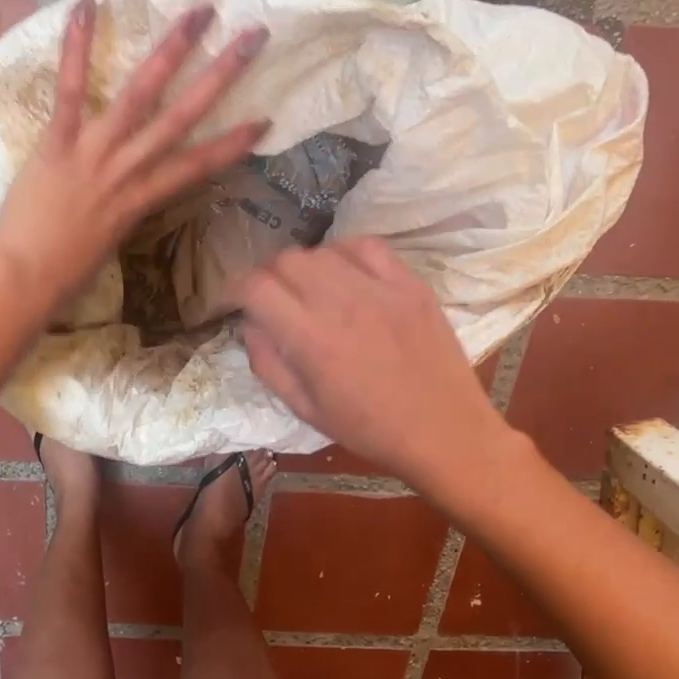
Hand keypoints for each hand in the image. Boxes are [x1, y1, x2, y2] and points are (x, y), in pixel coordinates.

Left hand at [0, 0, 271, 307]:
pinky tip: (87, 4)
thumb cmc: (67, 272)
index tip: (265, 119)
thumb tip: (133, 192)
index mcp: (142, 200)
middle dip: (220, 75)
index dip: (233, 144)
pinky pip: (71, 91)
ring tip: (198, 12)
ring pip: (140, 96)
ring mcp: (93, 154)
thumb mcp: (109, 242)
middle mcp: (126, 172)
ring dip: (172, 50)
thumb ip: (124, 210)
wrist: (26, 280)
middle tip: (252, 36)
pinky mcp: (57, 144)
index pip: (198, 167)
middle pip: (182, 118)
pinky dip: (77, 47)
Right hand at [236, 239, 529, 511]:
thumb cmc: (368, 430)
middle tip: (270, 298)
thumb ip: (268, 364)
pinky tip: (345, 275)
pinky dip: (345, 254)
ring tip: (309, 290)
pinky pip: (367, 246)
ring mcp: (380, 289)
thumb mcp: (305, 409)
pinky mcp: (410, 283)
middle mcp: (342, 304)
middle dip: (267, 276)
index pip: (257, 288)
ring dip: (304, 267)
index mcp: (311, 341)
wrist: (444, 432)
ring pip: (322, 250)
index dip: (235, 289)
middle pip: (286, 260)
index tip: (235, 302)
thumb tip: (248, 326)